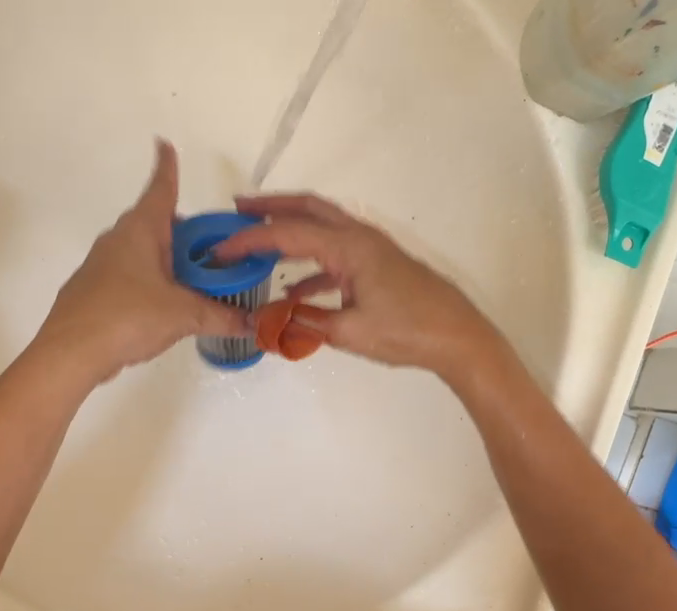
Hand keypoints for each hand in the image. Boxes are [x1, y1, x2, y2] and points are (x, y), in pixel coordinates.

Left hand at [29, 141, 247, 384]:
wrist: (72, 351)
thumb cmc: (128, 316)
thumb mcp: (184, 316)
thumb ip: (221, 317)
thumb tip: (255, 323)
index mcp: (142, 230)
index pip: (160, 189)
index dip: (167, 168)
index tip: (165, 144)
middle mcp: (120, 240)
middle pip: (159, 226)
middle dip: (187, 235)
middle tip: (215, 252)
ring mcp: (104, 266)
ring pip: (146, 255)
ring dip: (172, 264)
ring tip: (198, 287)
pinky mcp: (97, 292)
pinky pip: (134, 279)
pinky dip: (154, 286)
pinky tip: (167, 311)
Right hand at [211, 193, 513, 379]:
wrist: (456, 336)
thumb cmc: (406, 332)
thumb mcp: (348, 332)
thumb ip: (304, 323)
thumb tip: (267, 321)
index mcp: (348, 246)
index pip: (287, 233)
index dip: (249, 239)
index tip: (220, 248)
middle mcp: (358, 236)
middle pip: (307, 210)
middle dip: (270, 208)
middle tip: (237, 210)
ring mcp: (371, 249)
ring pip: (322, 229)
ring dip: (290, 232)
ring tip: (259, 242)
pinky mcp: (379, 266)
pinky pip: (335, 256)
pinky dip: (311, 266)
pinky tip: (294, 291)